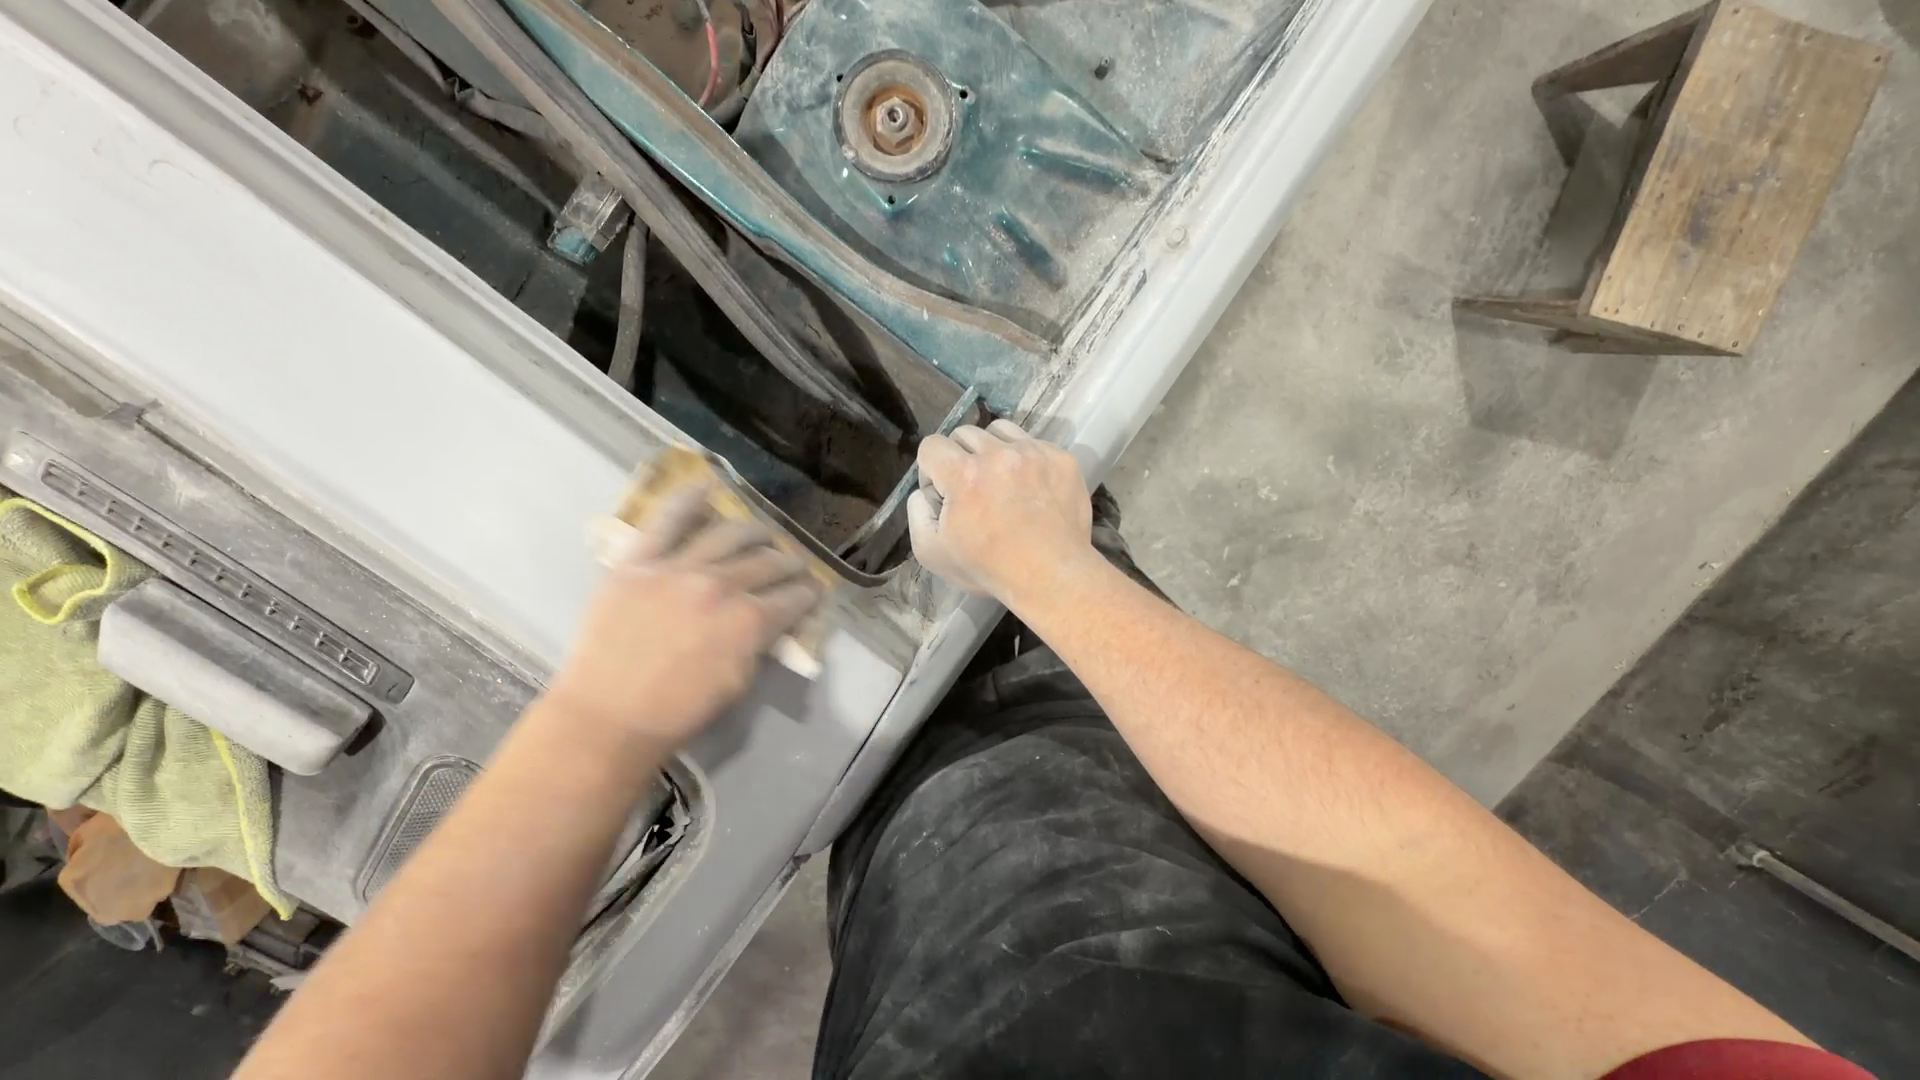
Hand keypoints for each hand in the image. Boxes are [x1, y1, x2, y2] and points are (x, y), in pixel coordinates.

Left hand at [543, 487, 826, 760]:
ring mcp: (677, 568)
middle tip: (795, 564)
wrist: (606, 716)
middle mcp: (720, 585)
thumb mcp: (737, 684)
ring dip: (756, 532)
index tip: (814, 592)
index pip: (793, 597)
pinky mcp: (639, 561)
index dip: (809, 594)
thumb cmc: (677, 712)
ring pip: (729, 534)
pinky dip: (690, 499)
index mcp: (749, 621)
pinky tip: (709, 486)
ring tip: (764, 533)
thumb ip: (759, 645)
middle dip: (789, 562)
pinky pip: (667, 520)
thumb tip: (773, 623)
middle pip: (767, 561)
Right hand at [907, 419, 1095, 604]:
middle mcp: (998, 455)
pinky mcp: (1061, 458)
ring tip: (1001, 481)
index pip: (932, 445)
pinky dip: (1026, 460)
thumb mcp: (931, 551)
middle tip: (973, 490)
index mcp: (963, 474)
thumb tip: (925, 490)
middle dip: (961, 458)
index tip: (945, 494)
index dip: (931, 470)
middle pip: (965, 434)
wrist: (1050, 576)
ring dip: (993, 450)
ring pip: (1000, 431)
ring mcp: (1034, 453)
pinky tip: (1029, 488)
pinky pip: (1034, 443)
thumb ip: (917, 511)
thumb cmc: (989, 569)